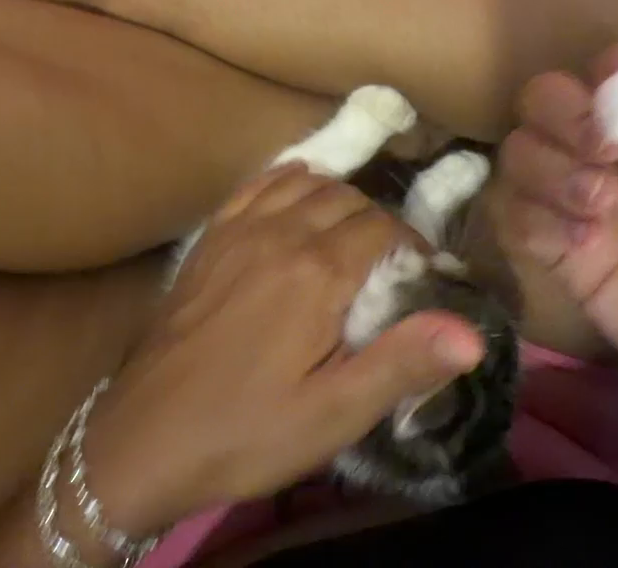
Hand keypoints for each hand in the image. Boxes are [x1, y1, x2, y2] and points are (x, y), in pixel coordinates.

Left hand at [79, 165, 485, 534]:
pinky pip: (256, 185)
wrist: (145, 436)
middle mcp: (280, 234)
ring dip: (336, 199)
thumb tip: (472, 331)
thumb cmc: (247, 431)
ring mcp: (238, 230)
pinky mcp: (209, 238)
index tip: (422, 274)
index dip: (412, 244)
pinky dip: (287, 181)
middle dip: (378, 221)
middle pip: (347, 199)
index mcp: (317, 273)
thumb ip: (402, 363)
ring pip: (305, 184)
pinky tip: (297, 195)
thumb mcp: (333, 414)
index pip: (383, 227)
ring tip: (350, 234)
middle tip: (390, 263)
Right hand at [496, 46, 617, 424]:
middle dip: (562, 115)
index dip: (611, 77)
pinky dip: (533, 221)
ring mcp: (586, 205)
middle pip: (549, 100)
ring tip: (597, 208)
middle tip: (601, 153)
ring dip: (545, 168)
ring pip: (521, 152)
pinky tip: (580, 247)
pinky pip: (516, 219)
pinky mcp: (565, 258)